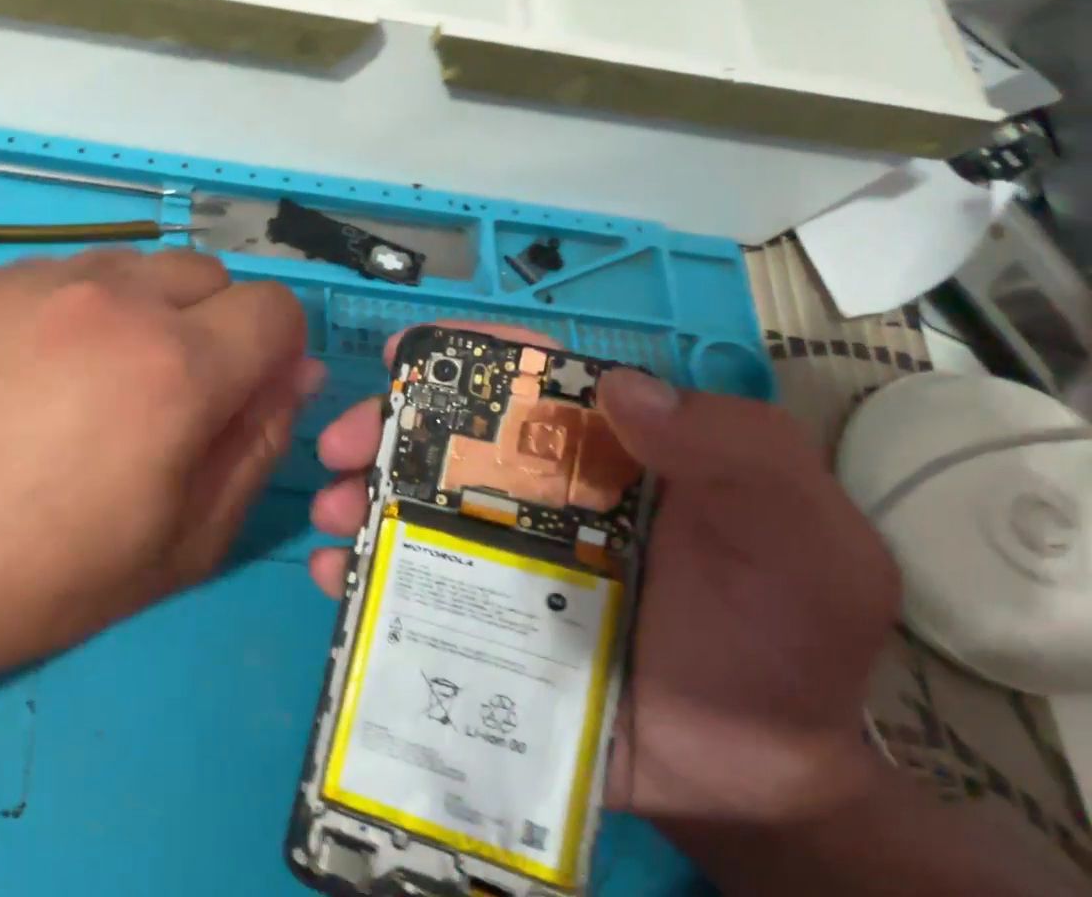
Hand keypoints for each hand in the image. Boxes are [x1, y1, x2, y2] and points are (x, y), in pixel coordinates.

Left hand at [0, 250, 319, 698]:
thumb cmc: (51, 578)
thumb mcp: (188, 541)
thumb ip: (258, 444)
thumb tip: (291, 376)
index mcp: (177, 367)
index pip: (276, 310)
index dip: (273, 356)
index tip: (240, 397)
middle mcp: (113, 300)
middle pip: (210, 276)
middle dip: (213, 329)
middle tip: (165, 399)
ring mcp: (39, 283)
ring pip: (136, 267)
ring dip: (145, 313)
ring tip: (95, 385)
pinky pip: (64, 274)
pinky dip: (76, 311)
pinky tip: (33, 375)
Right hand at [305, 323, 899, 826]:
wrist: (756, 780)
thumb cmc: (782, 644)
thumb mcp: (802, 540)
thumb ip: (739, 454)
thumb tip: (620, 386)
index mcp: (609, 460)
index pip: (535, 387)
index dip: (469, 358)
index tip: (404, 353)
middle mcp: (541, 500)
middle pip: (449, 445)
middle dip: (384, 430)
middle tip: (339, 447)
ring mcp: (500, 565)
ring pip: (413, 511)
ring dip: (359, 497)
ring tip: (332, 514)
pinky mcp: (474, 628)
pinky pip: (405, 591)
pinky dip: (360, 574)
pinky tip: (334, 575)